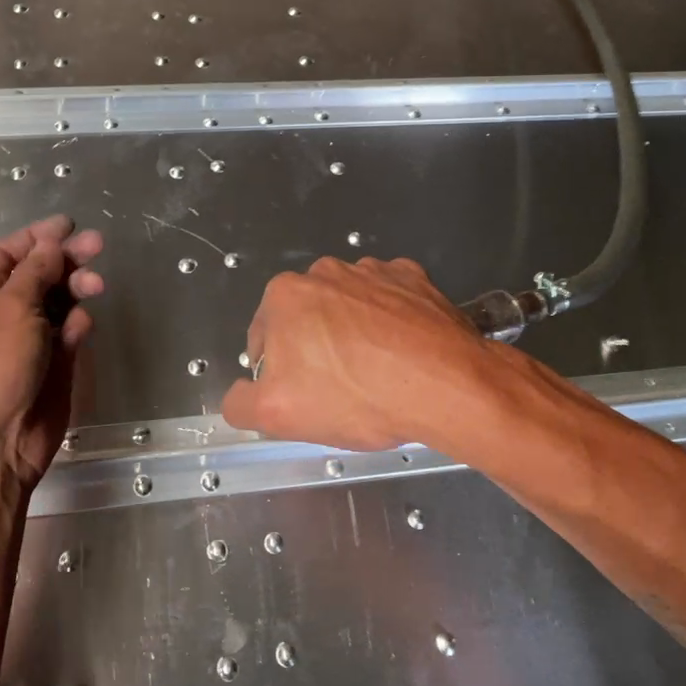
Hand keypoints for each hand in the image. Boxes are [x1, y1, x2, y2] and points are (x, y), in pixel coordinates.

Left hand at [0, 214, 104, 486]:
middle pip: (39, 273)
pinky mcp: (52, 364)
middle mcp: (3, 312)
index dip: (38, 236)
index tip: (70, 224)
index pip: (10, 253)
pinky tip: (81, 326)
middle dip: (67, 258)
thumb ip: (36, 270)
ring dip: (76, 288)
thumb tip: (50, 241)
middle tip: (97, 246)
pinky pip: (68, 332)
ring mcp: (28, 339)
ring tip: (95, 285)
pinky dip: (77, 324)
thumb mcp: (12, 308)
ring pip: (58, 300)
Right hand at [221, 257, 520, 451]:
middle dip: (315, 350)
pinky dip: (392, 323)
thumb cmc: (356, 396)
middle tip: (339, 390)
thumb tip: (238, 396)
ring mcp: (372, 270)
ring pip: (349, 309)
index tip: (304, 396)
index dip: (278, 373)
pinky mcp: (413, 278)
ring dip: (353, 334)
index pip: (264, 339)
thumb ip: (240, 403)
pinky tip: (404, 354)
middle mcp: (325, 271)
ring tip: (377, 374)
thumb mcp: (277, 416)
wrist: (447, 384)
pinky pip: (391, 302)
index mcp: (285, 295)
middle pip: (306, 319)